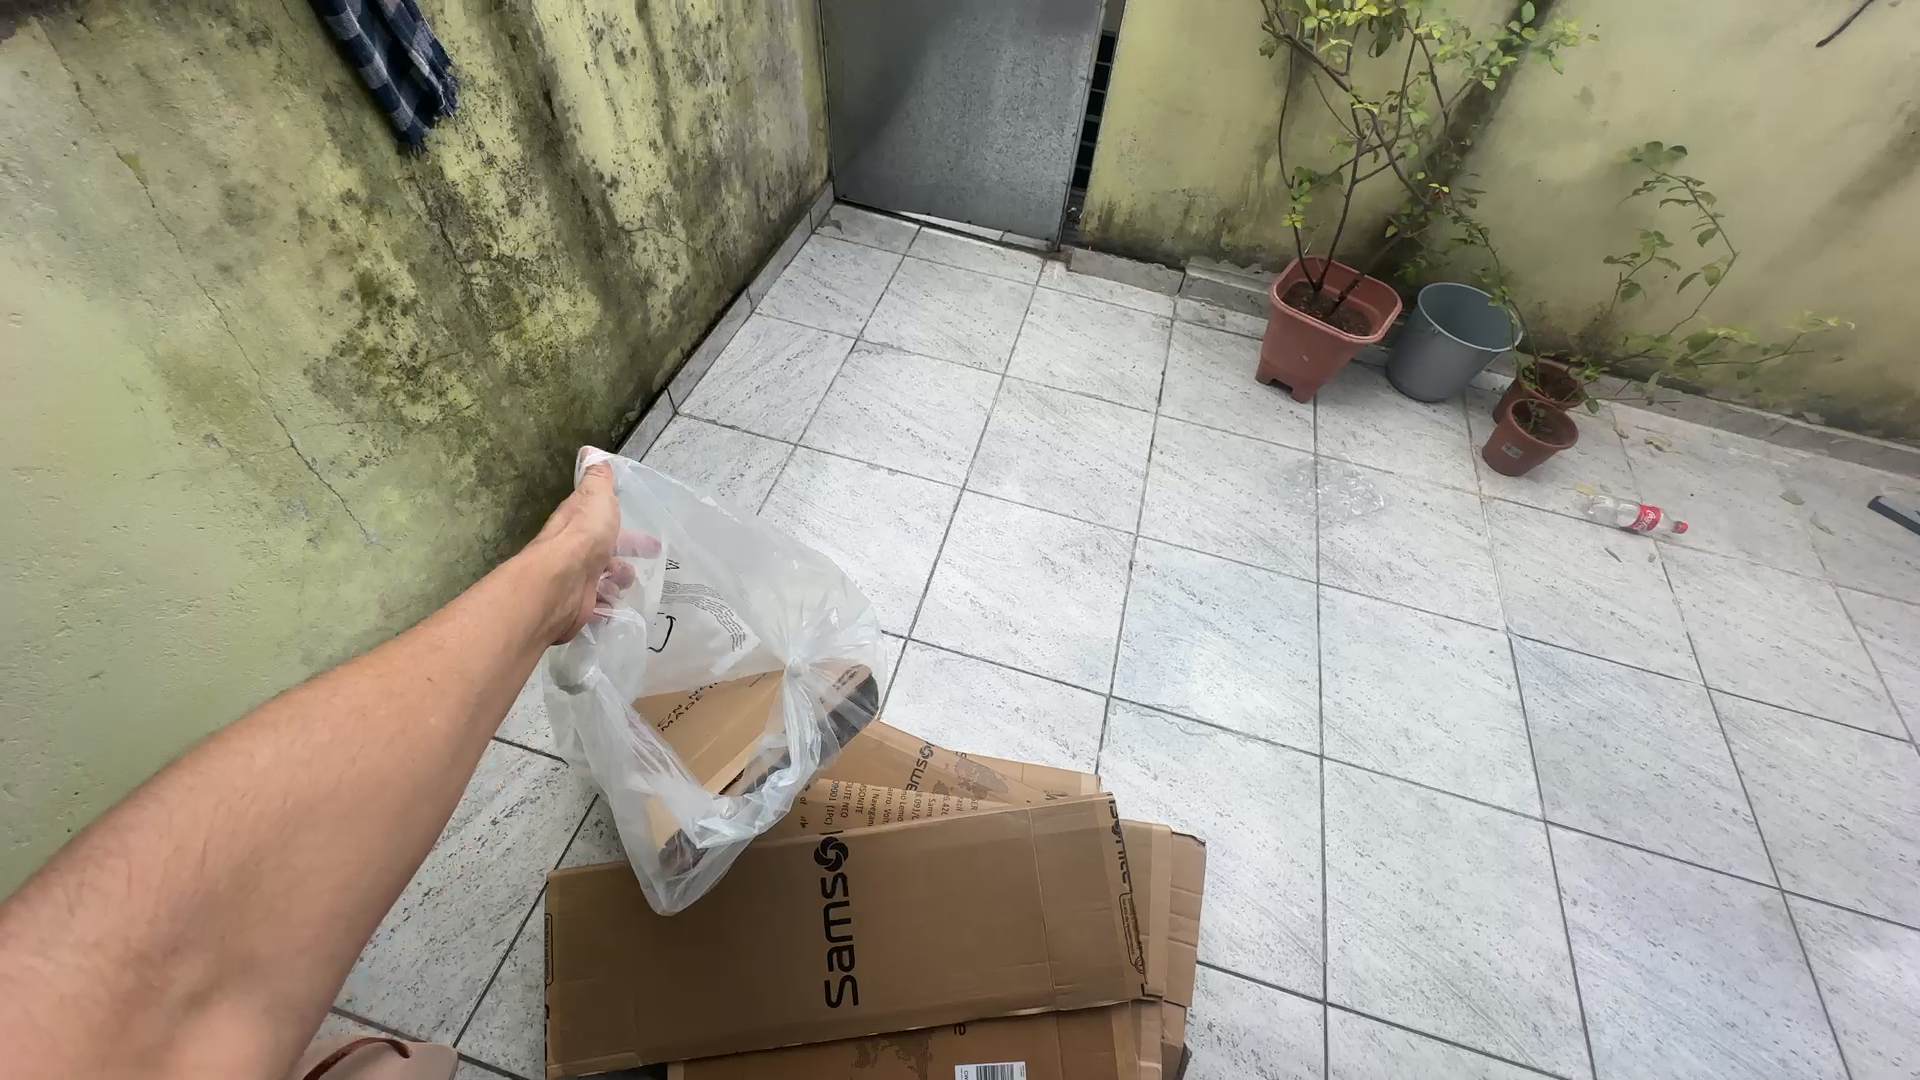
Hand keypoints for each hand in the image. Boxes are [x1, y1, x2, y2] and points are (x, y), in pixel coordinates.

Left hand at [529, 450, 659, 643]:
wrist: (562, 582)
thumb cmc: (583, 537)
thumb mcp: (595, 498)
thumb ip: (597, 478)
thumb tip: (589, 451)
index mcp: (581, 524)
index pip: (605, 524)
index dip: (627, 530)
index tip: (649, 539)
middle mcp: (577, 551)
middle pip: (607, 554)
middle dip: (626, 559)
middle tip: (649, 562)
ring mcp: (579, 579)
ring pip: (607, 580)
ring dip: (619, 581)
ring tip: (626, 583)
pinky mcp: (582, 605)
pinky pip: (602, 605)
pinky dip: (611, 605)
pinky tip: (618, 603)